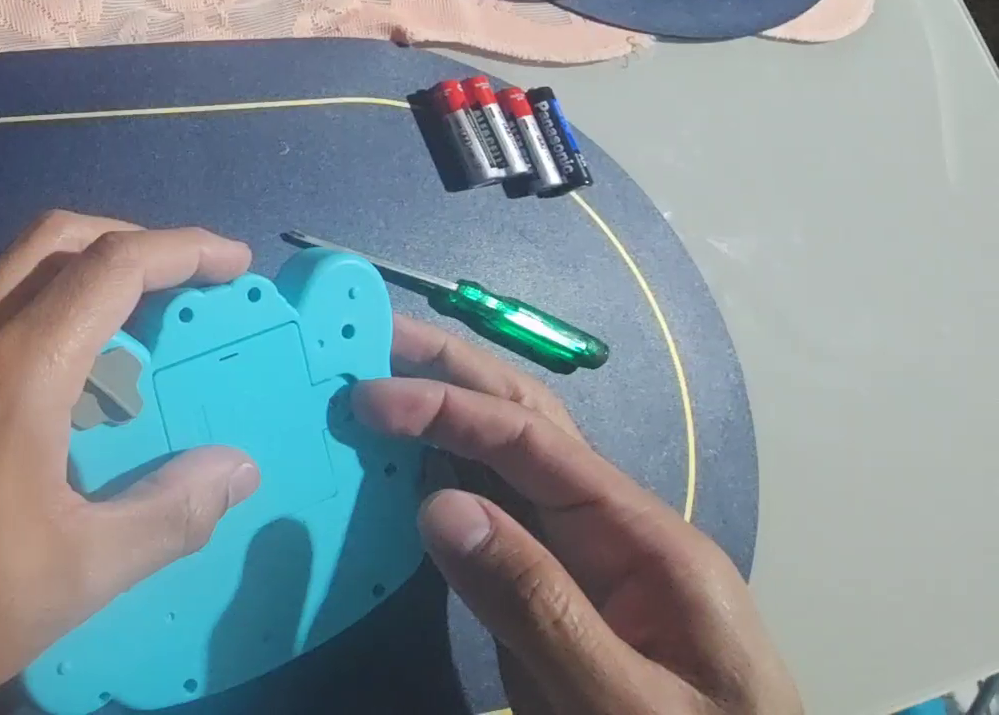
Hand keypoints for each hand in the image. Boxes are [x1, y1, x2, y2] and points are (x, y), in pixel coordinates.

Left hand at [0, 212, 262, 714]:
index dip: (181, 249)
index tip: (232, 262)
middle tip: (187, 276)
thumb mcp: (77, 575)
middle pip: (57, 236)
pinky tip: (72, 368)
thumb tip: (237, 469)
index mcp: (11, 370)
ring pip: (17, 265)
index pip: (110, 266)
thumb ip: (170, 513)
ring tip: (140, 317)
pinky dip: (46, 303)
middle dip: (131, 237)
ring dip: (85, 267)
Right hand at [355, 316, 801, 714]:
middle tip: (374, 336)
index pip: (531, 441)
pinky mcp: (546, 583)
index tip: (370, 400)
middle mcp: (610, 526)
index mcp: (645, 539)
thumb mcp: (622, 702)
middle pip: (524, 419)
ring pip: (502, 454)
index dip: (447, 407)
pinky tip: (398, 455)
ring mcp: (578, 554)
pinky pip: (485, 505)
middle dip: (451, 370)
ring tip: (375, 375)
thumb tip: (438, 503)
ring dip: (441, 406)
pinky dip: (436, 466)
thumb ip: (537, 604)